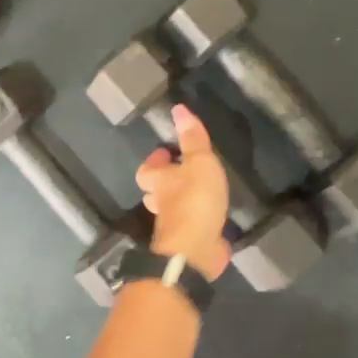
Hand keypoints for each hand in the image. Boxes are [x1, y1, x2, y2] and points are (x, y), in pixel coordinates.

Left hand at [135, 104, 231, 281]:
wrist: (196, 249)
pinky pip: (190, 227)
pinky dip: (197, 220)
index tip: (166, 152)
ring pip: (171, 210)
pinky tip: (211, 216)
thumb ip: (191, 138)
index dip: (154, 161)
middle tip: (180, 173)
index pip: (146, 170)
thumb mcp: (199, 162)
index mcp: (159, 182)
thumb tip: (178, 108)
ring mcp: (174, 226)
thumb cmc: (194, 200)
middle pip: (154, 192)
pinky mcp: (189, 242)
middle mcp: (161, 204)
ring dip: (180, 202)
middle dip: (164, 183)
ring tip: (199, 192)